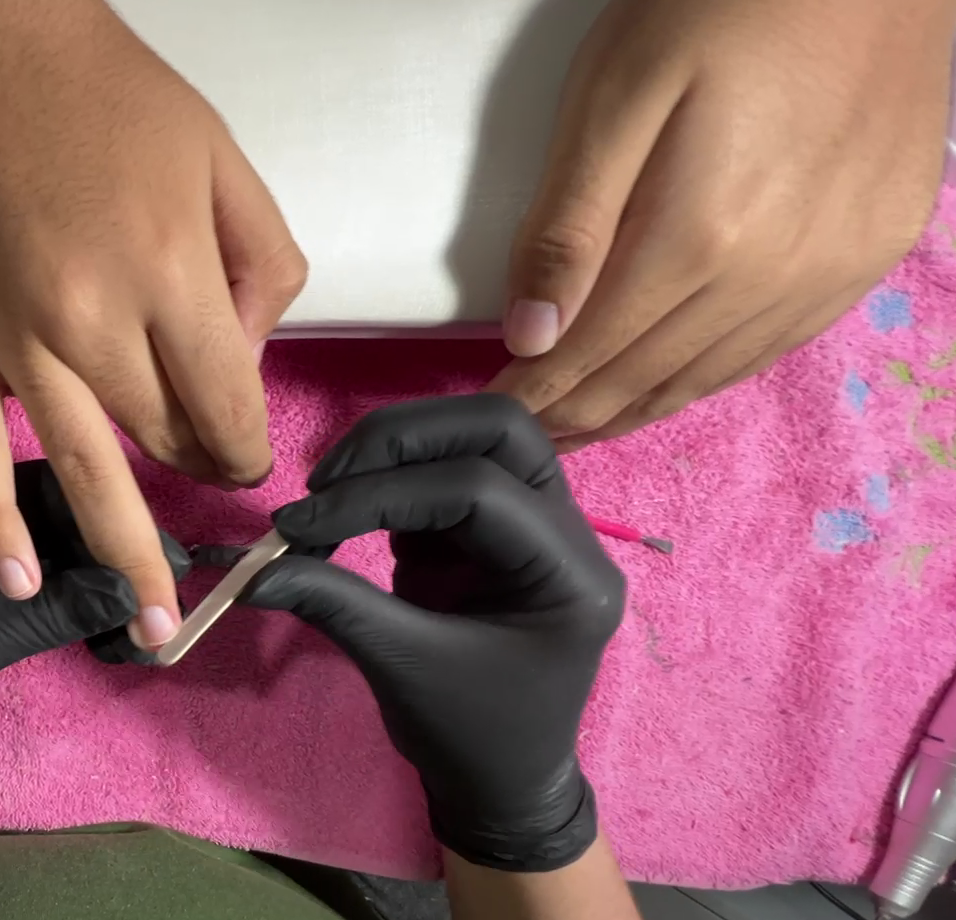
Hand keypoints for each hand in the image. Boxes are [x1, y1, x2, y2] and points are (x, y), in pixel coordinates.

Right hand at [0, 0, 306, 647]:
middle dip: (197, 467)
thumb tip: (242, 358)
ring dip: (126, 549)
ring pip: (83, 470)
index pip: (227, 403)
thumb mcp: (221, 157)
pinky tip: (22, 580)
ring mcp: (11, 341)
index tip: (247, 458)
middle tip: (206, 472)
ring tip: (151, 623)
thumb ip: (262, 265)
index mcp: (166, 270)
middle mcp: (89, 320)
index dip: (248, 446)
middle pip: (162, 438)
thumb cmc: (104, 95)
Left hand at [0, 461, 182, 829]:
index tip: (164, 559)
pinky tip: (104, 623)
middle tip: (167, 589)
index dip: (106, 520)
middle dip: (105, 555)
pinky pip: (27, 593)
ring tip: (146, 612)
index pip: (40, 494)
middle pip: (46, 524)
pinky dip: (64, 607)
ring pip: (42, 561)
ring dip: (90, 584)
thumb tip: (140, 589)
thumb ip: (54, 609)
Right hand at [243, 395, 624, 870]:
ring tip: (326, 489)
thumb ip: (331, 604)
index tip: (298, 527)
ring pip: (469, 434)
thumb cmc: (469, 731)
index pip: (476, 491)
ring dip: (390, 448)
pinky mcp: (479, 528)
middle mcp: (561, 530)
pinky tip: (338, 511)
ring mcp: (523, 522)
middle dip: (399, 441)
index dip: (379, 497)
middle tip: (325, 481)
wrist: (496, 772)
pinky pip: (434, 471)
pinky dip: (380, 479)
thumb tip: (251, 574)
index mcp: (566, 572)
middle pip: (493, 429)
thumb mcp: (399, 666)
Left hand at [493, 0, 953, 448]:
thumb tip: (528, 337)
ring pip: (700, 381)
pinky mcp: (872, 247)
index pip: (582, 359)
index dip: (527, 397)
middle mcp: (776, 271)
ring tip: (571, 430)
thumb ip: (564, 234)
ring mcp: (836, 264)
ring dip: (626, 413)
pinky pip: (765, 351)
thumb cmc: (715, 11)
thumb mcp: (607, 113)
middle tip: (519, 437)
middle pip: (637, 382)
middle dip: (566, 416)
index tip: (487, 417)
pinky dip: (696, 383)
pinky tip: (657, 391)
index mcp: (697, 241)